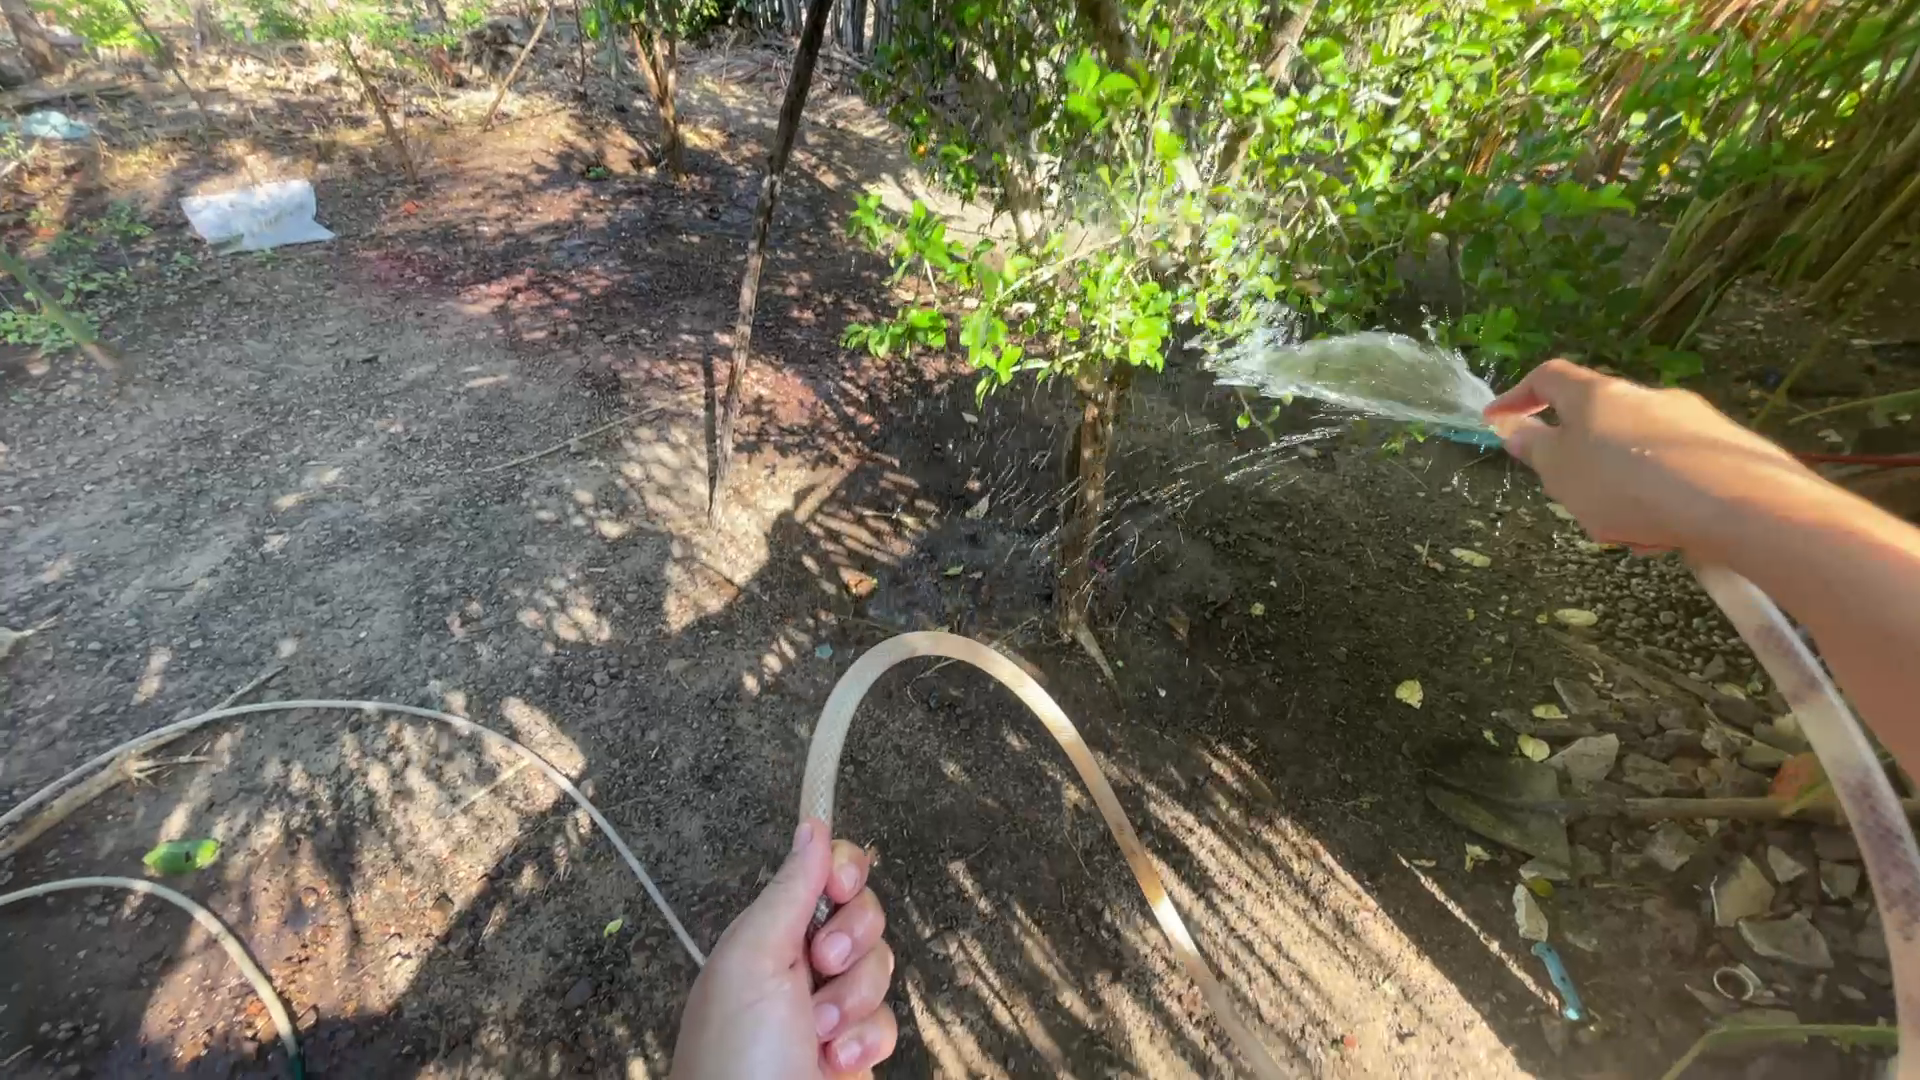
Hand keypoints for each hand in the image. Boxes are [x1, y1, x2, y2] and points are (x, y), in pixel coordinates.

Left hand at [670, 819, 896, 1078]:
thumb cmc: (737, 1057)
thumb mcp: (754, 959)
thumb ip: (791, 889)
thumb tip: (813, 823)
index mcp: (771, 930)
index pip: (825, 869)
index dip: (843, 869)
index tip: (839, 885)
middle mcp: (803, 962)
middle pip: (864, 911)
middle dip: (854, 939)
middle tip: (822, 967)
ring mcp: (832, 1006)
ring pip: (882, 964)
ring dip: (856, 999)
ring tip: (821, 1035)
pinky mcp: (857, 1048)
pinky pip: (889, 1018)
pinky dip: (867, 1039)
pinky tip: (837, 1063)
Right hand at [1483, 359, 1814, 558]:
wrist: (1743, 507)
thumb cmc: (1627, 484)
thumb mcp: (1559, 471)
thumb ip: (1534, 447)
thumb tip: (1517, 428)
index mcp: (1597, 395)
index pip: (1548, 377)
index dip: (1517, 397)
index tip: (1497, 420)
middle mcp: (1645, 397)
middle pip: (1594, 421)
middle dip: (1576, 458)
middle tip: (1568, 494)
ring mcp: (1691, 420)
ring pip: (1633, 451)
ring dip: (1616, 484)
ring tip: (1621, 527)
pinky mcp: (1726, 449)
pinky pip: (1671, 470)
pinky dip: (1655, 496)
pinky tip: (1661, 531)